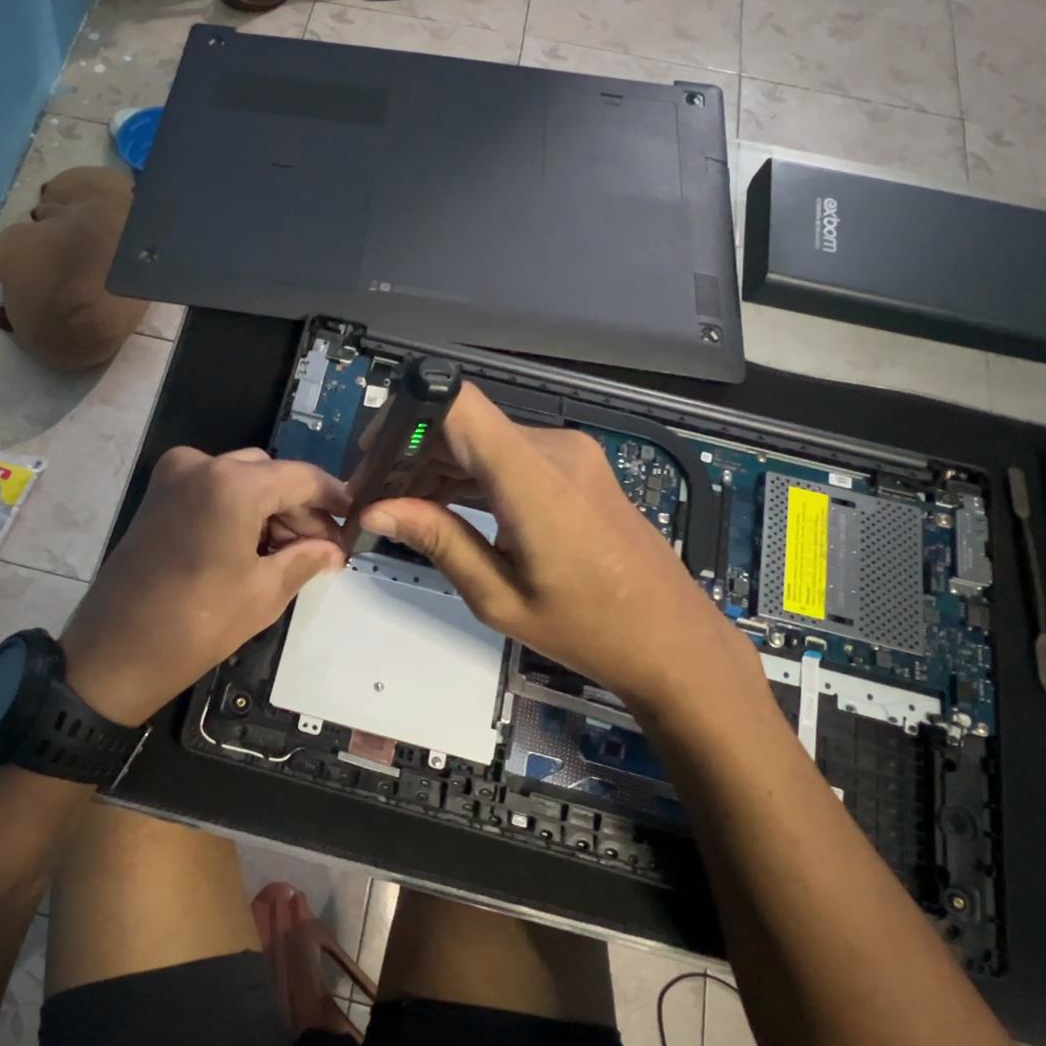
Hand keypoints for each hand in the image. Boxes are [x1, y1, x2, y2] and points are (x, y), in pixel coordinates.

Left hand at [59, 447, 347, 725]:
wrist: (116, 652)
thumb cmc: (197, 623)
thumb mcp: (264, 593)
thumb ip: (305, 559)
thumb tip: (334, 550)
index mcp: (232, 483)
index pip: (300, 477)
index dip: (333, 497)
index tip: (354, 519)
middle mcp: (200, 465)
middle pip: (268, 474)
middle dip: (298, 507)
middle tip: (322, 548)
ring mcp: (173, 479)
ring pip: (239, 480)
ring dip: (268, 510)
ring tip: (291, 555)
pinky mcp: (157, 499)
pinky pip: (211, 492)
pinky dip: (237, 512)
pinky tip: (255, 549)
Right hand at [356, 384, 759, 716]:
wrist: (674, 641)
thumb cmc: (590, 630)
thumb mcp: (499, 597)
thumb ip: (438, 541)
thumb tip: (376, 510)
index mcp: (534, 478)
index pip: (457, 404)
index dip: (407, 416)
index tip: (372, 459)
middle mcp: (555, 449)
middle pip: (464, 424)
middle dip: (413, 454)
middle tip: (376, 500)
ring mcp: (572, 455)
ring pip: (485, 440)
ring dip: (441, 468)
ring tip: (405, 512)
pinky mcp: (578, 468)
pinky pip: (511, 456)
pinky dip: (474, 476)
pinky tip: (448, 509)